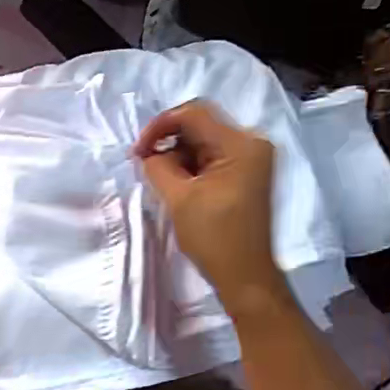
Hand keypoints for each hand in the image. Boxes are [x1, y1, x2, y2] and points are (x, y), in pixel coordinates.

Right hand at [133, 99, 283, 302]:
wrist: (245, 275)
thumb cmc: (214, 237)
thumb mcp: (179, 199)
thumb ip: (159, 167)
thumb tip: (149, 154)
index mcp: (241, 144)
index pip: (194, 114)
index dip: (159, 126)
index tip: (137, 152)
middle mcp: (251, 144)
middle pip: (200, 126)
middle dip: (168, 142)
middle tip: (145, 167)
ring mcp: (251, 160)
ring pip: (203, 142)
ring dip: (177, 156)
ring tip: (162, 182)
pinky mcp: (245, 175)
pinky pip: (211, 158)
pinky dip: (190, 167)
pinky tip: (177, 187)